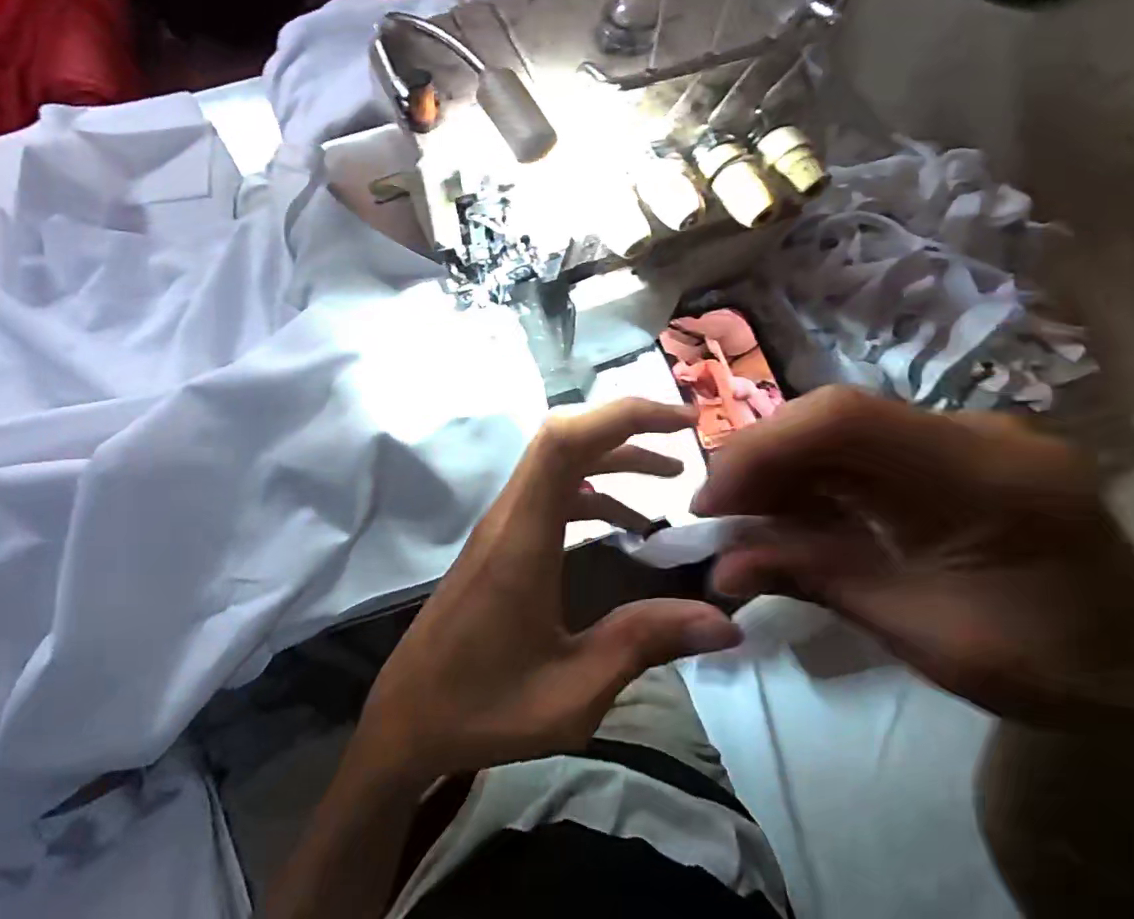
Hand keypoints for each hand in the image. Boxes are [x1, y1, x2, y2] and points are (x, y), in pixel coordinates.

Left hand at [355, 398, 743, 780]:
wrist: (408, 718)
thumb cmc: (484, 707)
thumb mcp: (573, 691)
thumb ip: (644, 644)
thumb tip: (725, 622)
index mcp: (522, 540)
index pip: (565, 444)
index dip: (624, 416)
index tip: (683, 421)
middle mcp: (508, 518)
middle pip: (563, 441)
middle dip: (628, 428)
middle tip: (687, 438)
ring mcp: (500, 528)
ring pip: (556, 465)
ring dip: (613, 459)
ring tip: (672, 477)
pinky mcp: (499, 544)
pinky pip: (549, 495)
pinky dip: (593, 492)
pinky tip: (626, 526)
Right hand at [696, 387, 1133, 745]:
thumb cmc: (1042, 668)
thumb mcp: (916, 631)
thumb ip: (814, 579)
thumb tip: (719, 567)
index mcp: (990, 476)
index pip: (847, 421)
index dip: (762, 450)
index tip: (712, 503)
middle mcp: (980, 434)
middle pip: (836, 417)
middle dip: (761, 461)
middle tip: (716, 515)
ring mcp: (970, 438)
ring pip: (843, 429)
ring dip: (784, 471)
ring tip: (745, 521)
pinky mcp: (956, 453)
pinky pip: (866, 449)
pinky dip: (817, 480)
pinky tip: (792, 514)